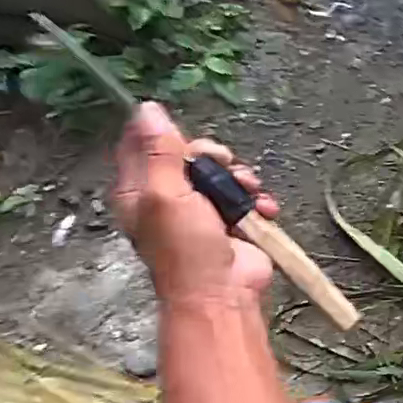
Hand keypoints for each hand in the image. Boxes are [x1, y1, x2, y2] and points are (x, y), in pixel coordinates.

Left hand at [112, 102, 280, 304]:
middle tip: (223, 164)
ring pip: (223, 175)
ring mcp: (204, 211)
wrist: (223, 293)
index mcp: (139, 190)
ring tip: (249, 191)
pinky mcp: (234, 224)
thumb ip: (160, 152)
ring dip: (241, 178)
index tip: (187, 137)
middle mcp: (169, 197)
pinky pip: (247, 198)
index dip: (165, 133)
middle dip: (213, 156)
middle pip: (190, 155)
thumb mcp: (166, 194)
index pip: (143, 144)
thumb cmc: (187, 250)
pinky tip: (263, 209)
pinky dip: (259, 201)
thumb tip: (149, 109)